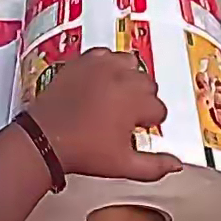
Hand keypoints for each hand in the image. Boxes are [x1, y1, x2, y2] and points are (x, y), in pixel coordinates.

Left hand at [24, 50, 178, 182]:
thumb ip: (154, 166)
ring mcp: (100, 66)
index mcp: (135, 101)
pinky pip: (104, 54)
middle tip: (126, 116)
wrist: (44, 138)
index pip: (158, 108)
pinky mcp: (82, 61)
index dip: (150, 121)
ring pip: (129, 63)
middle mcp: (121, 78)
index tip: (139, 128)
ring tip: (117, 95)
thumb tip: (175, 164)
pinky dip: (107, 64)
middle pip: (147, 84)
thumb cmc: (83, 151)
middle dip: (142, 99)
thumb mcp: (122, 165)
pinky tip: (101, 80)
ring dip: (128, 77)